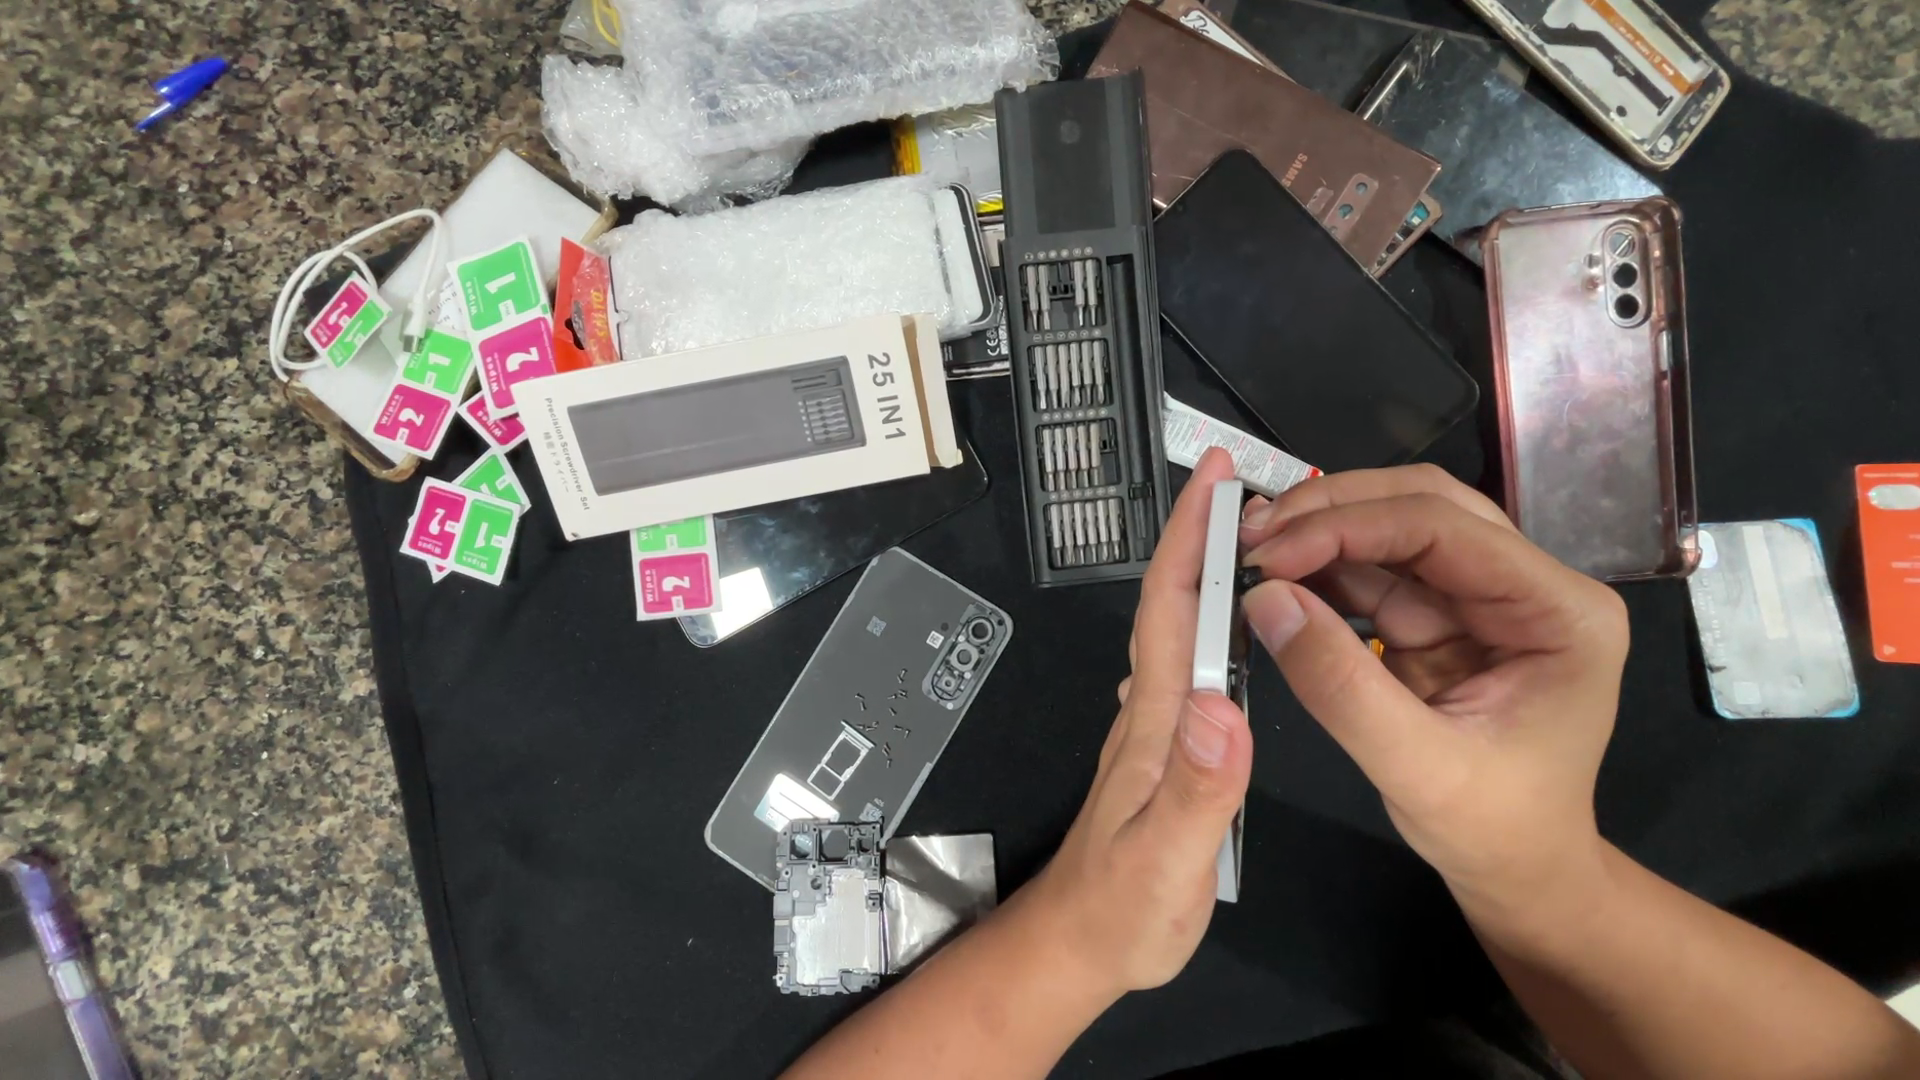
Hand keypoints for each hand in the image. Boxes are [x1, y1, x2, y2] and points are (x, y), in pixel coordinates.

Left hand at [1014, 448, 1251, 996]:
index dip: (1187, 538)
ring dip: (1202, 572)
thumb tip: (1221, 706)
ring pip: (1177, 629)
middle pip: (1170, 605)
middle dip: (1196, 535)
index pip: (1170, 609)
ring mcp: (1153, 725)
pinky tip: (1227, 625)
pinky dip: (1206, 623)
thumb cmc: (1122, 907)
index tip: (1210, 478)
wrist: (1081, 938)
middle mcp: (1151, 707)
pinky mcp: (1162, 746)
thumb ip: (1197, 789)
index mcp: (1156, 718)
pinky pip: (1186, 665)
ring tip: (1241, 535)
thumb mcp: (1165, 860)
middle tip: (1234, 482)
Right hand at [1237, 465, 1629, 920]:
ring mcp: (1472, 595)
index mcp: (1555, 611)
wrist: (1512, 866)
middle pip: (1420, 504)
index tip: (1268, 555)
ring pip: (1389, 524)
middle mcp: (1521, 583)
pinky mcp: (1429, 613)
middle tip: (1252, 534)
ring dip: (1316, 530)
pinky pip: (1366, 568)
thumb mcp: (1415, 766)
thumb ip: (1340, 685)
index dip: (1347, 528)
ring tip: (1250, 548)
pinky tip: (1271, 575)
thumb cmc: (1490, 825)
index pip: (1443, 529)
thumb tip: (1264, 600)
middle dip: (1330, 510)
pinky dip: (1314, 566)